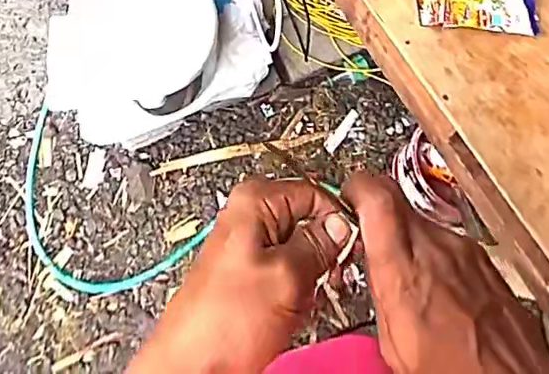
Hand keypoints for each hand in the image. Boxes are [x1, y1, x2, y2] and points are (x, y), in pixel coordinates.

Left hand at [128, 177, 354, 373]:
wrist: (196, 363)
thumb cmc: (224, 319)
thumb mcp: (286, 276)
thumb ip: (317, 245)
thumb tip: (341, 223)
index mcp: (254, 201)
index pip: (313, 192)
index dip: (338, 220)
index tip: (353, 249)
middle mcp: (250, 217)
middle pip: (309, 223)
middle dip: (323, 256)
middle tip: (327, 281)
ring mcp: (251, 247)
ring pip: (303, 255)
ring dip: (312, 281)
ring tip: (301, 301)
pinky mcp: (252, 276)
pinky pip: (289, 278)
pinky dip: (298, 295)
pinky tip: (292, 312)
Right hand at [343, 171, 548, 373]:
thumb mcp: (395, 345)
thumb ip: (380, 290)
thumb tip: (374, 267)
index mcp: (404, 268)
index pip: (374, 193)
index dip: (357, 189)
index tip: (351, 200)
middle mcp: (437, 249)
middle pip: (397, 203)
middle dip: (383, 220)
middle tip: (379, 249)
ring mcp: (468, 254)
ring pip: (425, 226)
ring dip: (415, 245)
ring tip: (419, 288)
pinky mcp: (492, 267)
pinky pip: (452, 248)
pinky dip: (443, 264)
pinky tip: (448, 302)